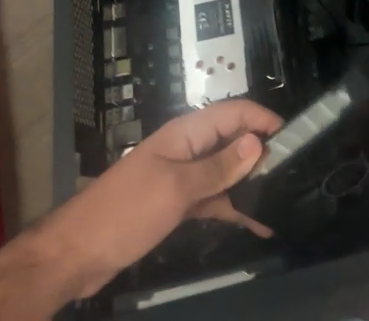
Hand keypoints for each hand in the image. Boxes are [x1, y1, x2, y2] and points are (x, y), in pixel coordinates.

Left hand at [45, 98, 283, 291]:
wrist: (73, 256)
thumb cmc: (124, 213)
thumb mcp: (176, 190)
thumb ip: (218, 168)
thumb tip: (258, 143)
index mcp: (184, 135)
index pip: (232, 112)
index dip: (262, 119)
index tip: (293, 137)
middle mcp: (185, 150)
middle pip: (231, 141)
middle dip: (261, 152)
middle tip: (294, 172)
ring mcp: (180, 178)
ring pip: (224, 172)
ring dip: (250, 184)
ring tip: (283, 198)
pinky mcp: (175, 205)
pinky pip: (212, 200)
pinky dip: (233, 210)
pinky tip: (257, 225)